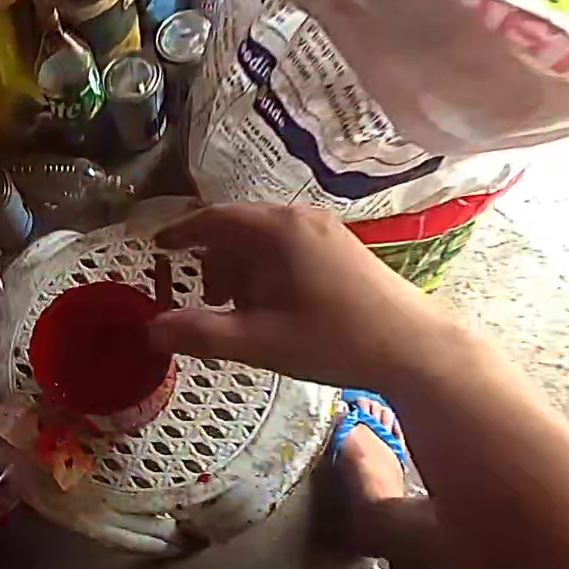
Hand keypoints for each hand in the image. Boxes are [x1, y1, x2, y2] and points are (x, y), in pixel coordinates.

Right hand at [149, 203, 453, 391]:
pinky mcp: (339, 251)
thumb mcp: (260, 342)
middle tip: (207, 302)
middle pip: (239, 231)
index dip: (182, 232)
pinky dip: (265, 275)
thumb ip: (201, 334)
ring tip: (241, 314)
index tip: (157, 247)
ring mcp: (325, 233)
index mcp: (280, 231)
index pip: (216, 219)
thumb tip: (151, 330)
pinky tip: (272, 310)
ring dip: (240, 273)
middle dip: (214, 264)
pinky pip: (285, 252)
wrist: (416, 348)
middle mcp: (302, 220)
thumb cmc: (336, 340)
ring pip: (263, 244)